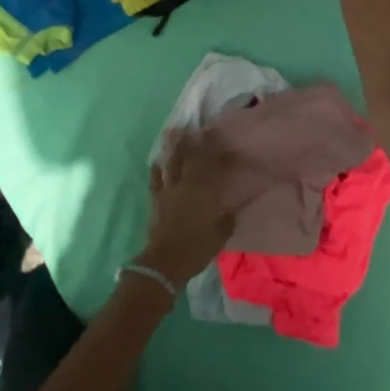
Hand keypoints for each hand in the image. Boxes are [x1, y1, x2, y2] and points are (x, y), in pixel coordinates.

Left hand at [136, 131, 240, 286]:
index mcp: (204, 193)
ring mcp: (168, 190)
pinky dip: (156, 169)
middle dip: (196, 143)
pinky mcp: (155, 199)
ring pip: (172, 163)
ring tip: (175, 132)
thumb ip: (228, 217)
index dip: (219, 153)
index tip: (224, 141)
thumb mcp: (220, 234)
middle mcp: (186, 186)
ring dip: (174, 148)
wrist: (166, 261)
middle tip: (199, 129)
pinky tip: (156, 160)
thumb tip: (234, 205)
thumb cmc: (197, 249)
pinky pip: (155, 180)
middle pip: (191, 159)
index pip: (213, 167)